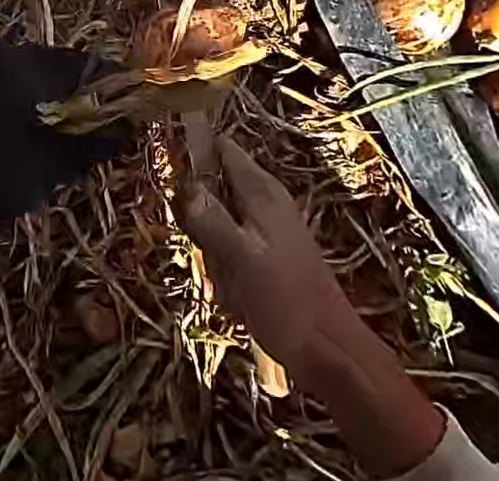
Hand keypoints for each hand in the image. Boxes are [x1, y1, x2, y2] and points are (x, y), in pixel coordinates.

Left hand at [0, 41, 121, 271]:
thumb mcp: (35, 175)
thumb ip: (87, 146)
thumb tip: (128, 129)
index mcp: (25, 68)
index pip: (94, 65)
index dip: (116, 96)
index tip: (126, 129)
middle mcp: (5, 54)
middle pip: (69, 70)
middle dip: (89, 105)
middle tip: (95, 148)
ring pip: (43, 81)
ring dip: (60, 111)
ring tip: (61, 154)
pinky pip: (16, 89)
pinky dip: (32, 112)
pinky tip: (26, 147)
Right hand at [179, 135, 443, 477]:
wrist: (330, 350)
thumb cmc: (285, 301)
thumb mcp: (241, 259)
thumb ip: (212, 219)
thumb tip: (185, 184)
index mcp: (262, 191)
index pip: (224, 149)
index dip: (195, 151)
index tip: (168, 171)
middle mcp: (268, 200)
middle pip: (217, 186)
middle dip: (199, 212)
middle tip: (200, 246)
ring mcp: (271, 227)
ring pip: (221, 221)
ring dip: (211, 248)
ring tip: (221, 277)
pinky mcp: (270, 253)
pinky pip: (232, 248)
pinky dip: (225, 267)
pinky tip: (232, 292)